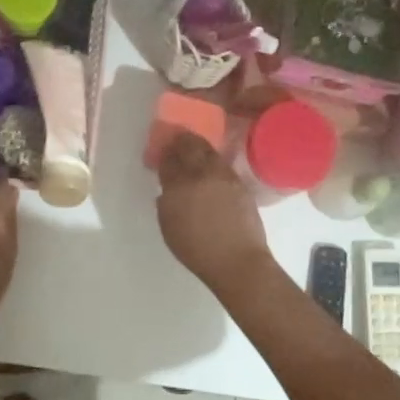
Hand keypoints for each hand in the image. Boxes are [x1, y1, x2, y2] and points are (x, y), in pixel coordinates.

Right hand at [155, 131, 272, 291]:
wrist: (236, 260)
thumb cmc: (197, 251)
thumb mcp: (169, 228)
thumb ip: (166, 204)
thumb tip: (168, 191)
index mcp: (179, 186)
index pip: (168, 159)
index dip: (162, 152)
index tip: (160, 152)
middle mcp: (201, 174)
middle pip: (189, 146)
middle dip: (180, 140)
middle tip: (175, 139)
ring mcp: (224, 176)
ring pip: (209, 151)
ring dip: (198, 146)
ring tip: (193, 149)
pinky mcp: (240, 182)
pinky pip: (222, 163)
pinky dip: (213, 160)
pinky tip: (210, 167)